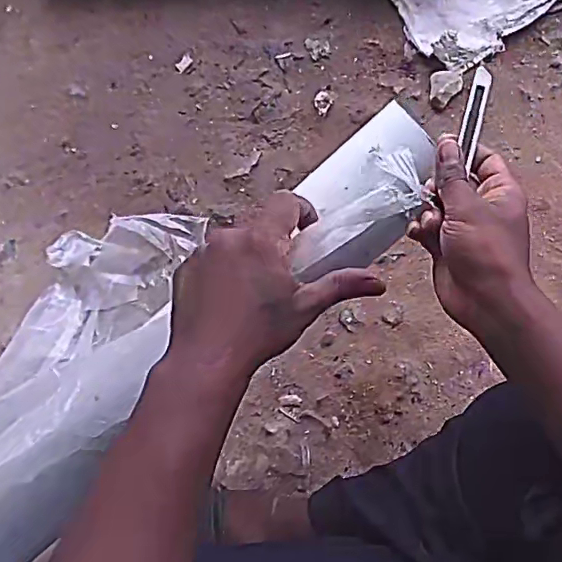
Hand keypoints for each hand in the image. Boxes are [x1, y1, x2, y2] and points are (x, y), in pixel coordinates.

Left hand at [168, 193, 385, 383]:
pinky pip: (210, 259)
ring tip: (255, 290)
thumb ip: (340, 286)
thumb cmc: (255, 334)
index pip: (286, 202)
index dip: (302, 211)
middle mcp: (229, 238)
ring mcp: (203, 252)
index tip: (308, 229)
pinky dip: (222, 271)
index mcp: (261, 240)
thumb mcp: (305, 308)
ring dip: (247, 256)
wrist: (207, 359)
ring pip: (234, 241)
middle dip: (274, 241)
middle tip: (284, 272)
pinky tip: (230, 299)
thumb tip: (375, 281)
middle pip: (259, 223)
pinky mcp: (187, 269)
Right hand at [408, 137, 539, 337]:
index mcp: (500, 192)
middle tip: (434, 195)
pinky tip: (423, 235)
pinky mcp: (448, 247)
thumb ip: (452, 175)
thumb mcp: (467, 206)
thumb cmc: (490, 257)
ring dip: (427, 211)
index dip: (462, 152)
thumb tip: (447, 145)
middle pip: (454, 182)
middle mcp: (484, 209)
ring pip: (437, 205)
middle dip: (437, 187)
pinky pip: (428, 228)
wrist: (485, 301)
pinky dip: (422, 229)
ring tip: (433, 224)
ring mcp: (465, 229)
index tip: (441, 150)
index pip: (483, 158)